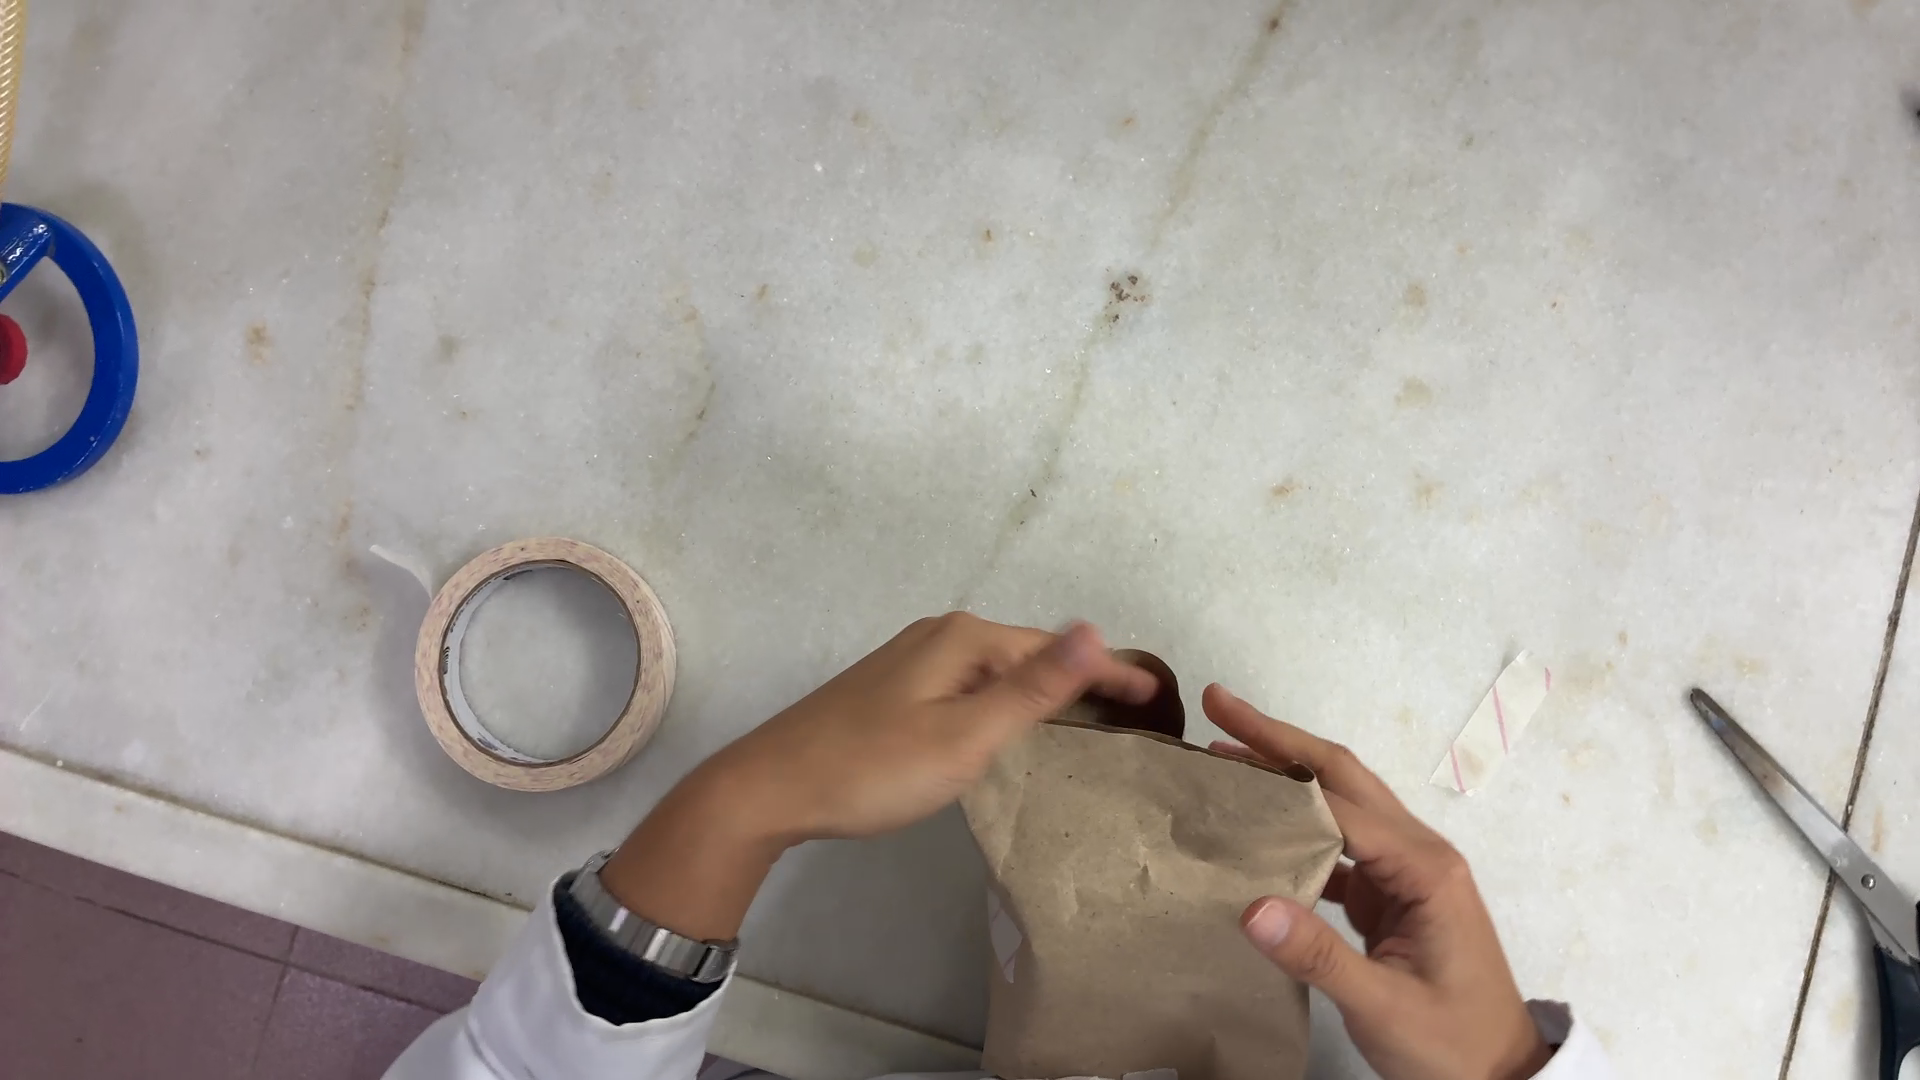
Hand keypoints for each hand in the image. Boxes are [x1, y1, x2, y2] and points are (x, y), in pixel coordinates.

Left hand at [707, 613, 1155, 841]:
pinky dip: (1002, 700)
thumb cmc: (877, 766)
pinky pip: (968, 684)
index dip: (1109, 671)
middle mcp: (940, 635)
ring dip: (1040, 689)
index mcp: (964, 639)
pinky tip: (1008, 723)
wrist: (773, 786)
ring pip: (995, 670)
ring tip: (1084, 719)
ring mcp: (912, 658)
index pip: (1055, 649)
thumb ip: (1033, 686)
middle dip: (1077, 677)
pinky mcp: (894, 684)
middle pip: (1026, 653)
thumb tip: (1094, 628)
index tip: (1156, 694)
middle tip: (1128, 713)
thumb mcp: (966, 734)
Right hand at [1203, 685, 1552, 1079]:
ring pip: (1335, 795)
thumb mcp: (1388, 1010)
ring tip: (1222, 750)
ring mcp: (1402, 865)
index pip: (1339, 804)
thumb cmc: (1455, 1047)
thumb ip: (1319, 957)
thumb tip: (1249, 905)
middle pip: (1339, 772)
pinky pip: (1333, 835)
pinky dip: (1290, 819)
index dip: (1277, 774)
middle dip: (1276, 736)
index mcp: (1424, 866)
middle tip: (1218, 704)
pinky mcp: (1387, 886)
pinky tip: (1252, 823)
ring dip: (1281, 768)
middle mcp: (1416, 849)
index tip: (1218, 746)